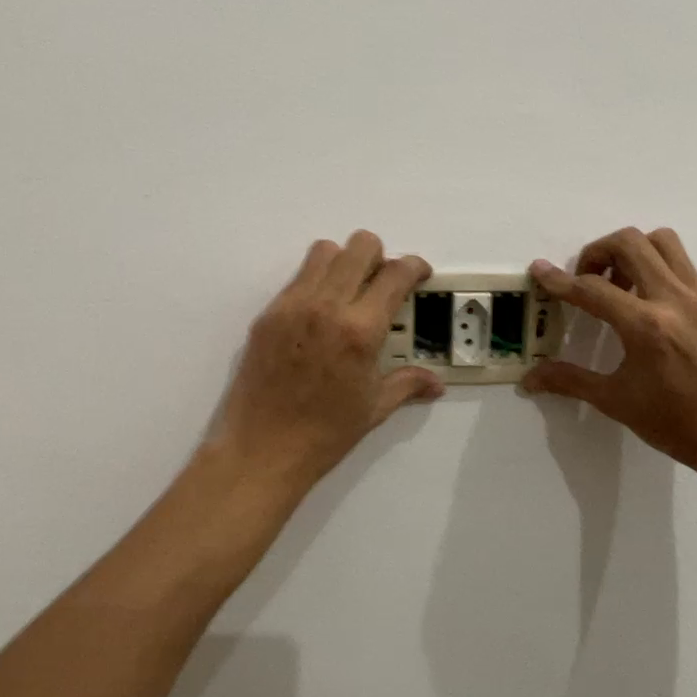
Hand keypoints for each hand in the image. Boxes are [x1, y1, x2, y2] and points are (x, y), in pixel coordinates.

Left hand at [209, 231, 443, 490]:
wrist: (262, 449)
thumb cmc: (324, 434)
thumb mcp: (373, 408)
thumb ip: (407, 384)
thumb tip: (434, 383)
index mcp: (359, 330)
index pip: (394, 275)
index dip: (414, 267)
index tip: (418, 274)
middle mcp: (326, 307)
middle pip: (360, 246)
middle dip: (380, 256)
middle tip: (383, 283)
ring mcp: (292, 307)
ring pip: (324, 252)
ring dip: (344, 262)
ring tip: (350, 292)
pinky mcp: (267, 315)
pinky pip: (296, 279)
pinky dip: (315, 283)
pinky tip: (320, 316)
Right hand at [522, 227, 696, 477]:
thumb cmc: (677, 424)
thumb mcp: (618, 402)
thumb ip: (571, 381)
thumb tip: (531, 378)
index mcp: (646, 326)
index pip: (593, 289)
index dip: (559, 280)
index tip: (539, 270)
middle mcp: (673, 299)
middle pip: (630, 243)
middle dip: (597, 252)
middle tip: (584, 280)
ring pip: (661, 241)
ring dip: (631, 250)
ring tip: (616, 283)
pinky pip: (680, 262)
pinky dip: (654, 263)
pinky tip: (642, 298)